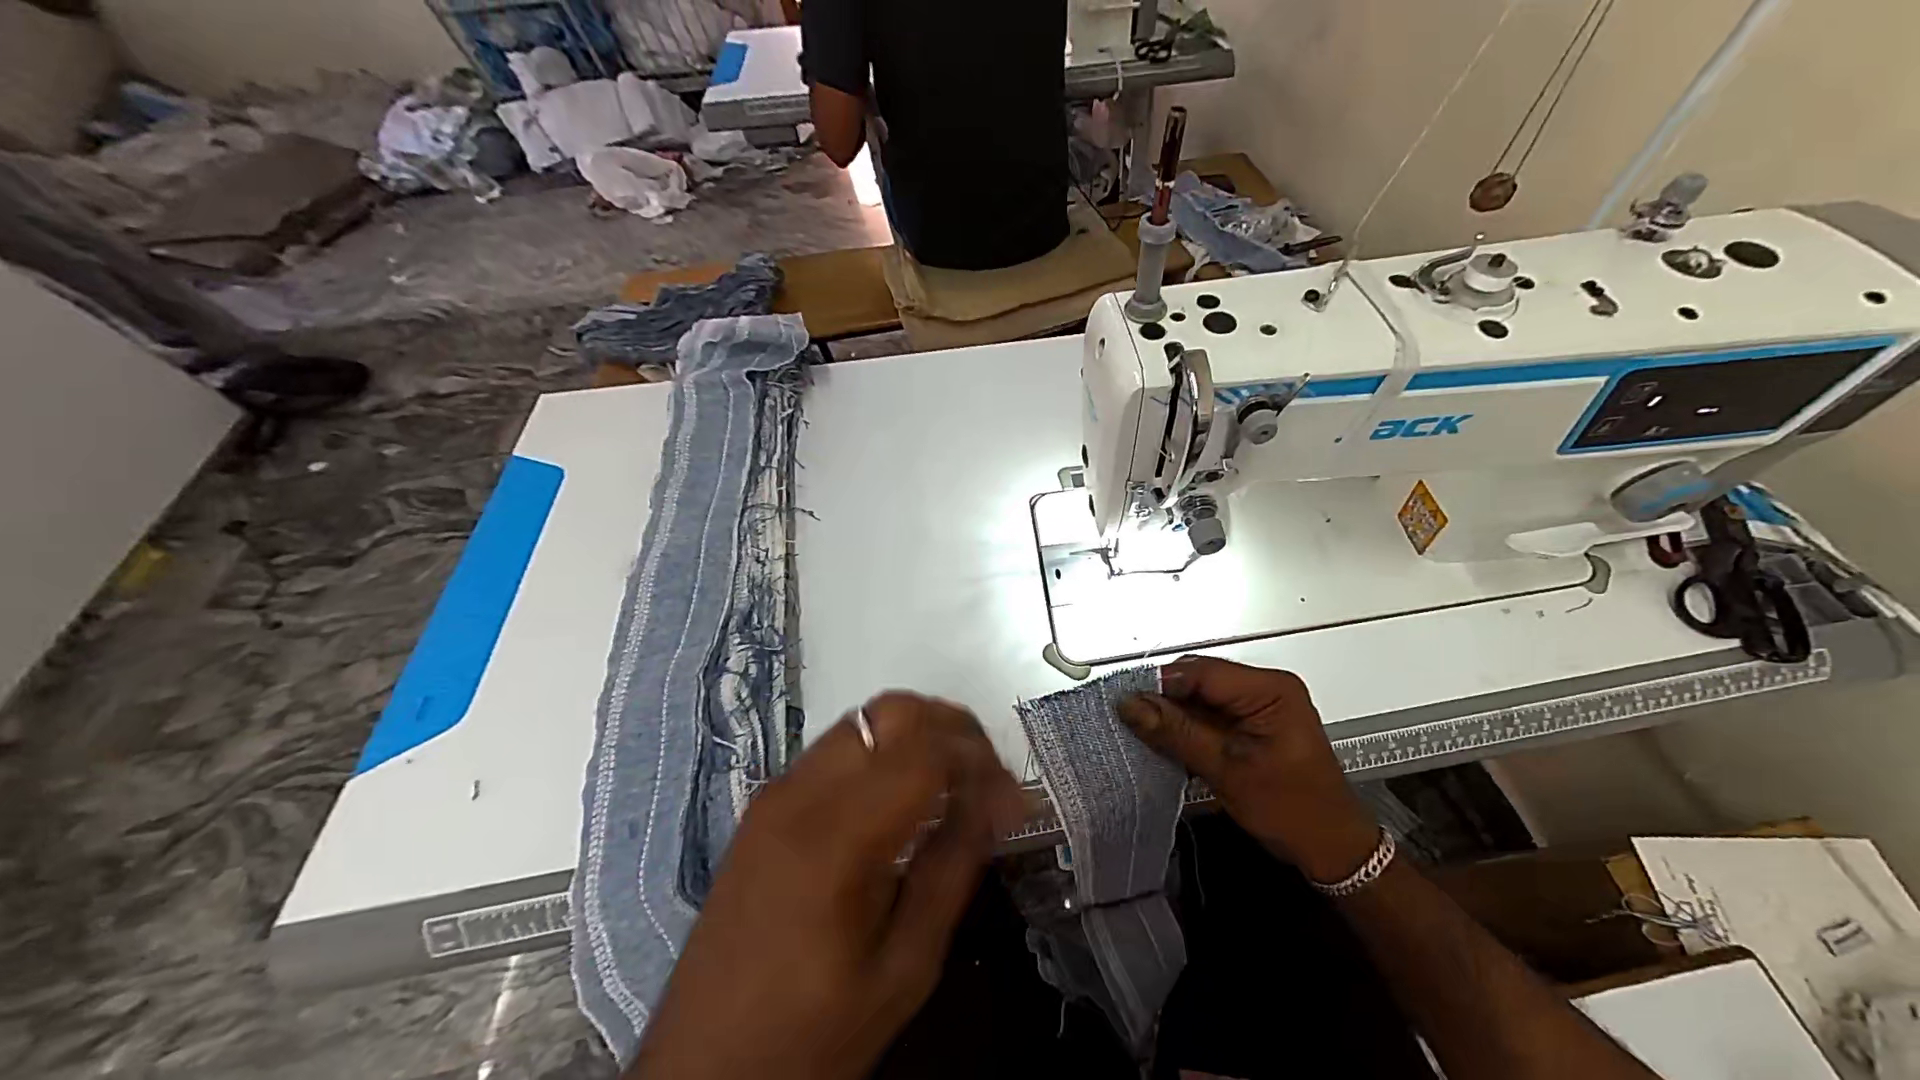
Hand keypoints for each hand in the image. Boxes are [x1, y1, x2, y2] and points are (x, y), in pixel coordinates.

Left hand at [630, 693, 1027, 1079]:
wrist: (703, 1067)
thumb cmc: (811, 1034)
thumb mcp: (903, 968)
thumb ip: (952, 869)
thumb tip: (997, 802)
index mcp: (834, 837)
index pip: (924, 752)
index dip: (981, 762)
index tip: (1014, 803)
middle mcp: (799, 793)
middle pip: (890, 712)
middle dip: (952, 728)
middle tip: (988, 778)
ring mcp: (776, 793)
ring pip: (863, 720)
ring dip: (917, 734)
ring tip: (955, 784)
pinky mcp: (764, 805)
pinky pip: (836, 749)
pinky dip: (883, 751)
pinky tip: (904, 799)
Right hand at [1118, 657, 1378, 884]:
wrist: (1332, 848)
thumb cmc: (1296, 810)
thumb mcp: (1228, 770)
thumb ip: (1177, 733)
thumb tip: (1133, 706)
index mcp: (1271, 689)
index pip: (1200, 672)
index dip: (1159, 685)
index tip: (1126, 702)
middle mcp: (1265, 688)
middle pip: (1197, 680)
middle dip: (1162, 699)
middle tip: (1130, 719)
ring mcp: (1257, 705)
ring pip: (1198, 697)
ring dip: (1172, 715)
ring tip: (1144, 732)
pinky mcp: (1249, 723)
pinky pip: (1206, 714)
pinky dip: (1185, 728)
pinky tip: (1168, 742)